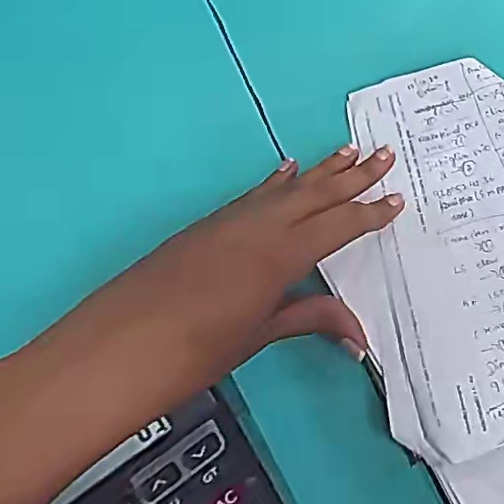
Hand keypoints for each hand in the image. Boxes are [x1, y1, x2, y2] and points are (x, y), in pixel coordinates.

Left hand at [11, 144, 402, 422]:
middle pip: (315, 194)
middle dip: (353, 175)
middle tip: (382, 152)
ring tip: (346, 150)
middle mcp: (256, 227)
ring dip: (319, 171)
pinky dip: (276, 183)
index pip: (336, 226)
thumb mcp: (257, 335)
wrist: (108, 353)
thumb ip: (310, 320)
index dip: (369, 213)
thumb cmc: (189, 353)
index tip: (395, 199)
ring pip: (285, 188)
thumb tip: (357, 336)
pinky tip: (285, 171)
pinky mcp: (204, 227)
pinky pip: (253, 196)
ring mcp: (227, 222)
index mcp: (277, 255)